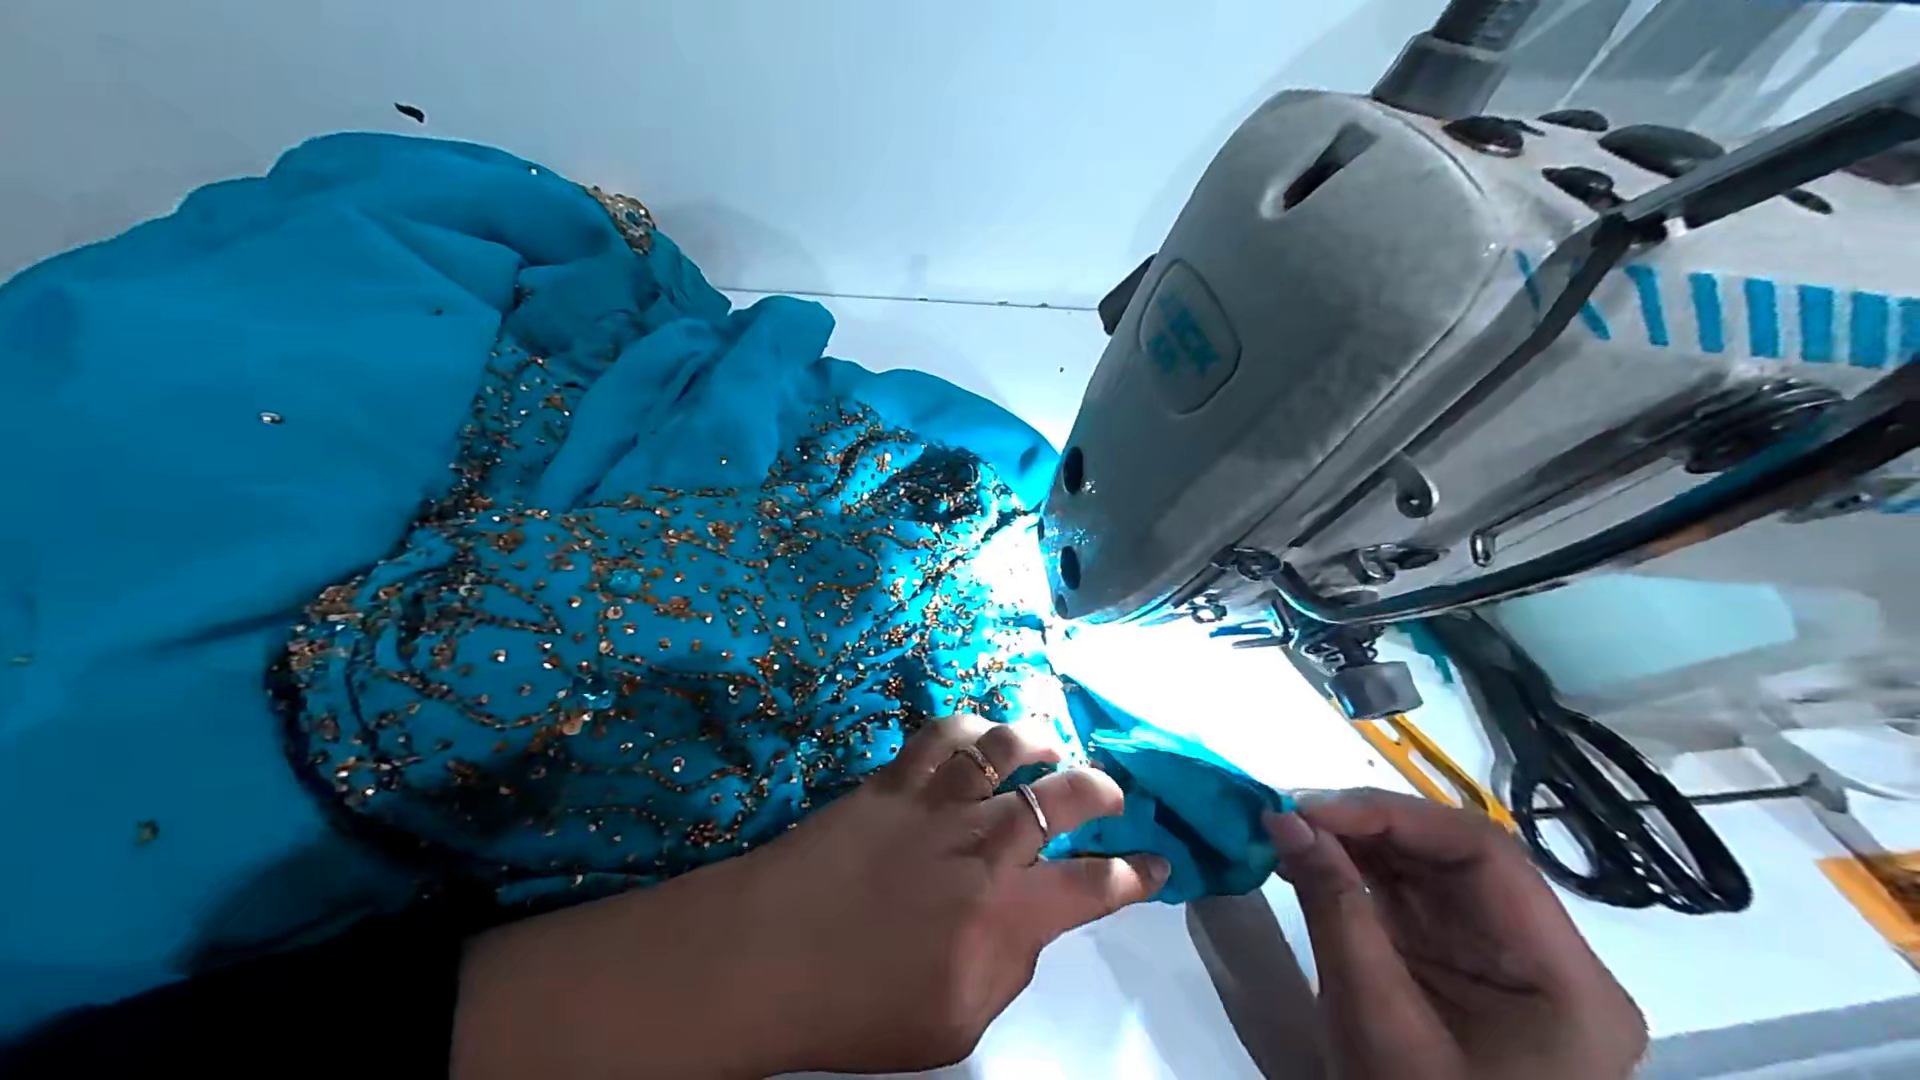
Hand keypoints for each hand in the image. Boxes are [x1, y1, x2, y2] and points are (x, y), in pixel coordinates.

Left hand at [728, 713, 1170, 1072]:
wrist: (767, 955)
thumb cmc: (859, 1008)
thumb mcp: (956, 1022)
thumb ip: (1011, 966)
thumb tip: (1032, 920)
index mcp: (1004, 912)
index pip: (1094, 887)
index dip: (1136, 875)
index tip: (1158, 865)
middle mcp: (981, 844)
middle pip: (1061, 798)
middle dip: (1101, 790)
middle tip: (1113, 795)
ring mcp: (936, 802)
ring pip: (1005, 749)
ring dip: (1038, 741)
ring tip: (1049, 747)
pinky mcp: (893, 779)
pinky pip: (942, 733)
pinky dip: (969, 726)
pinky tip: (979, 734)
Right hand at [1265, 789, 1645, 1079]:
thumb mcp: (1373, 1016)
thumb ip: (1331, 904)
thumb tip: (1283, 815)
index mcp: (1565, 980)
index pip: (1483, 854)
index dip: (1391, 815)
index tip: (1309, 809)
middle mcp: (1547, 957)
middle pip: (1455, 855)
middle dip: (1365, 826)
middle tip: (1289, 816)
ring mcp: (1502, 959)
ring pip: (1427, 867)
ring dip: (1354, 843)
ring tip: (1289, 833)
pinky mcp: (1460, 962)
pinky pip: (1408, 895)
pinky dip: (1354, 872)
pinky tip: (1308, 862)